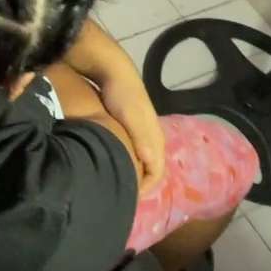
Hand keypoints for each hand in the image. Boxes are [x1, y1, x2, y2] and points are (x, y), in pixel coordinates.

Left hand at [99, 72, 168, 194]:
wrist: (113, 72)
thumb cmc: (121, 97)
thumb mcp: (132, 118)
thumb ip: (141, 140)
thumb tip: (150, 165)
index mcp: (156, 140)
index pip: (157, 173)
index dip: (145, 188)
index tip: (128, 198)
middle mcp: (152, 138)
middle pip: (151, 169)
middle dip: (139, 183)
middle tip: (121, 193)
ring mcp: (142, 132)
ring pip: (143, 160)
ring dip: (134, 172)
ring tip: (116, 181)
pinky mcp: (131, 127)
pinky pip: (134, 150)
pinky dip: (128, 160)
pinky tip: (113, 162)